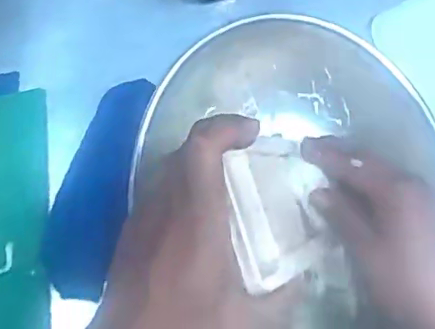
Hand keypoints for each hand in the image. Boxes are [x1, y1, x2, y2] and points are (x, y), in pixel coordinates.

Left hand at [93, 114, 295, 328]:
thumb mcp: (242, 319)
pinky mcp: (131, 227)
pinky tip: (193, 213)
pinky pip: (156, 187)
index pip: (203, 142)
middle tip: (245, 152)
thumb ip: (278, 298)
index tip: (253, 130)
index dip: (227, 125)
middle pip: (187, 147)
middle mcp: (166, 198)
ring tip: (222, 178)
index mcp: (196, 210)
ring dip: (196, 160)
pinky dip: (178, 184)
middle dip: (217, 140)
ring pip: (169, 164)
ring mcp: (143, 210)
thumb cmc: (187, 323)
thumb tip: (303, 281)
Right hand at [302, 137, 434, 328]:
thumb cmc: (403, 280)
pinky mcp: (425, 209)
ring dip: (354, 165)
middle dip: (340, 153)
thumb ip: (342, 215)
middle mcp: (409, 183)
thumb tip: (318, 191)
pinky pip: (390, 181)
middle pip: (368, 160)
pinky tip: (356, 188)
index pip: (353, 164)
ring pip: (380, 169)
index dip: (326, 155)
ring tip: (330, 165)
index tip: (302, 146)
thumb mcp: (366, 251)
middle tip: (313, 149)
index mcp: (395, 188)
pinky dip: (369, 179)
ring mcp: (420, 195)